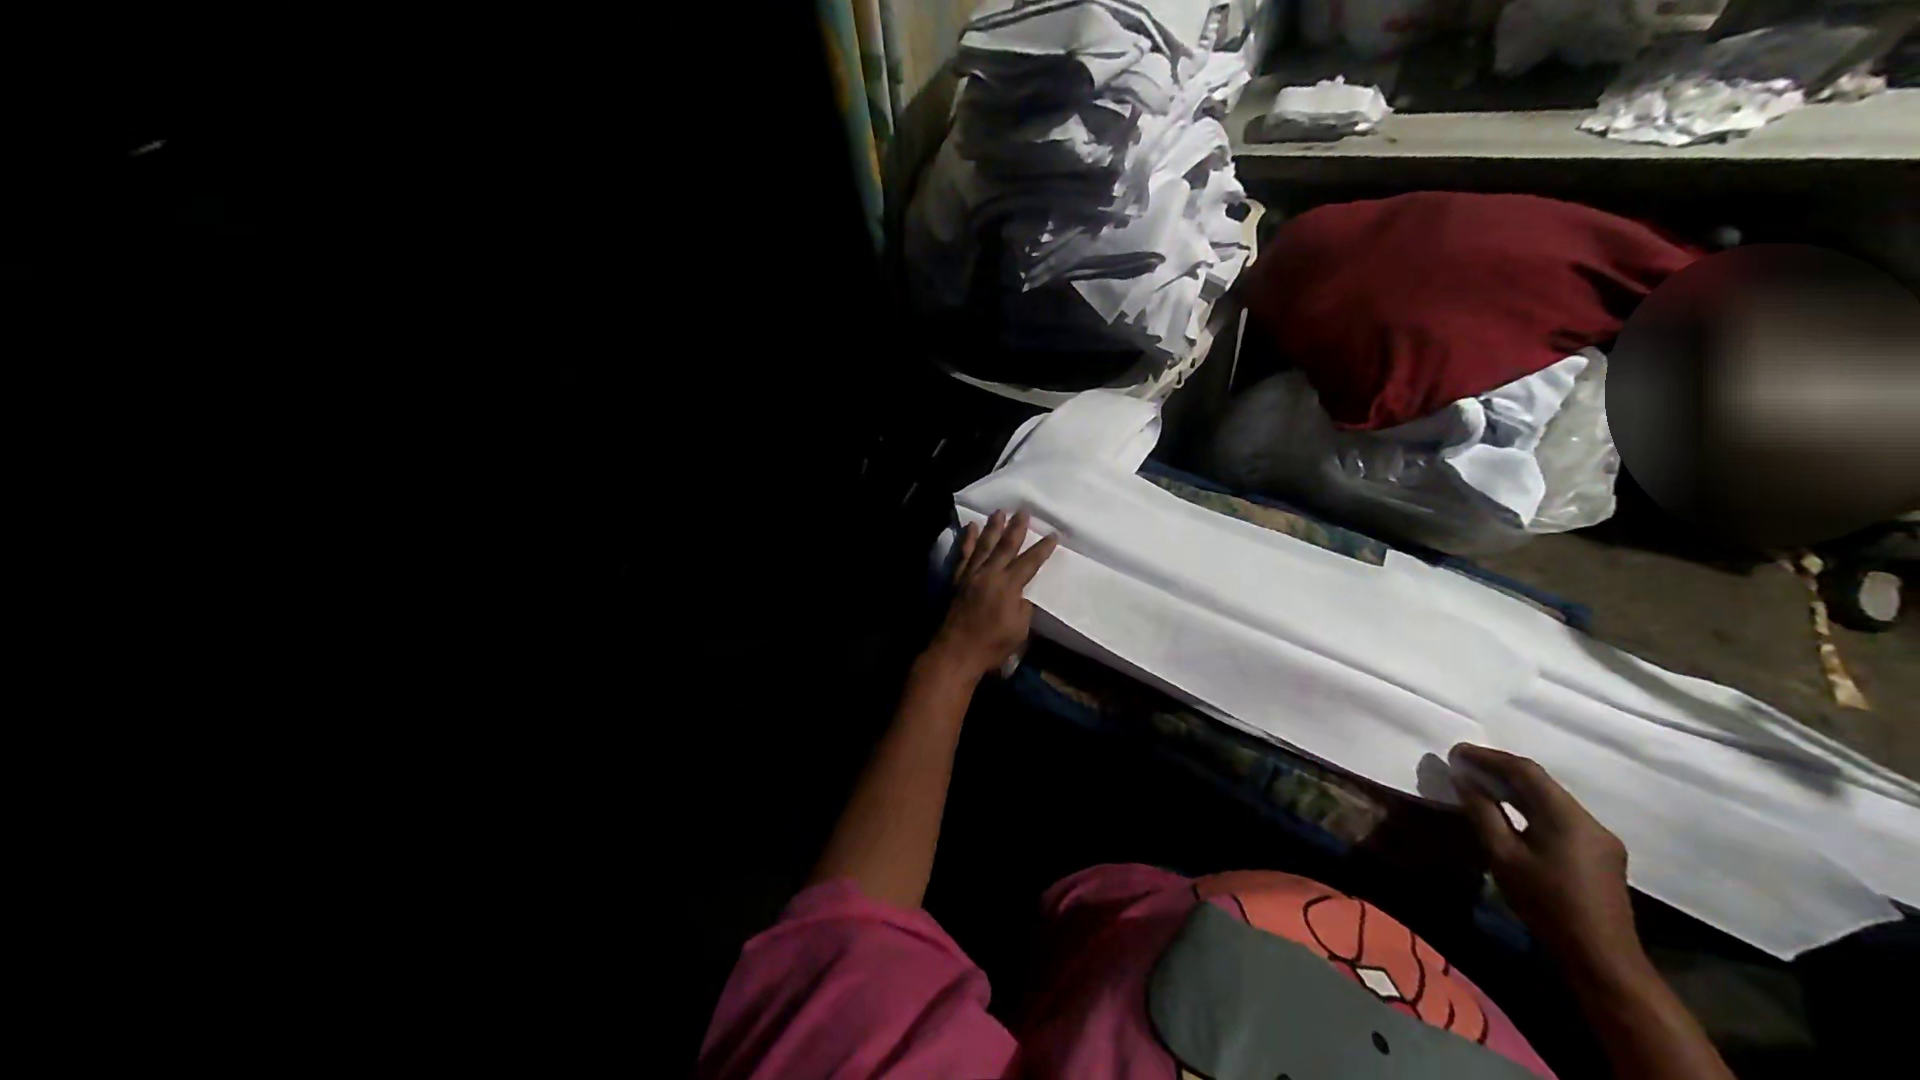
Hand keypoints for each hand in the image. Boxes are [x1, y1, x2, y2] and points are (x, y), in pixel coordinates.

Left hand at [929, 510, 1059, 678]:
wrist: (955, 652)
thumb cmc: (991, 646)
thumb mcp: (1019, 630)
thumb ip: (1023, 607)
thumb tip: (1022, 594)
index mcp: (1009, 586)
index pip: (1030, 562)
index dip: (1042, 548)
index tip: (1053, 535)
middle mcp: (990, 574)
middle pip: (1006, 545)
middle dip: (1017, 528)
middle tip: (1024, 511)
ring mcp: (971, 575)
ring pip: (984, 544)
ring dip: (993, 527)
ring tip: (999, 511)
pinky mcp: (957, 580)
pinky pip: (964, 554)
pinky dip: (967, 540)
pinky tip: (971, 527)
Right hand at [1451, 744, 1643, 976]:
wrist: (1599, 955)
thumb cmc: (1545, 903)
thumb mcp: (1502, 855)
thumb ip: (1482, 812)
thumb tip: (1464, 780)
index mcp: (1567, 817)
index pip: (1526, 771)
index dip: (1488, 757)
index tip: (1456, 752)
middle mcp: (1589, 820)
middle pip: (1541, 782)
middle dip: (1500, 769)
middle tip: (1463, 764)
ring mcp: (1599, 837)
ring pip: (1550, 798)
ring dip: (1514, 787)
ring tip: (1480, 783)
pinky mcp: (1600, 853)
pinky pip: (1559, 815)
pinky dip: (1529, 805)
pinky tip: (1509, 811)